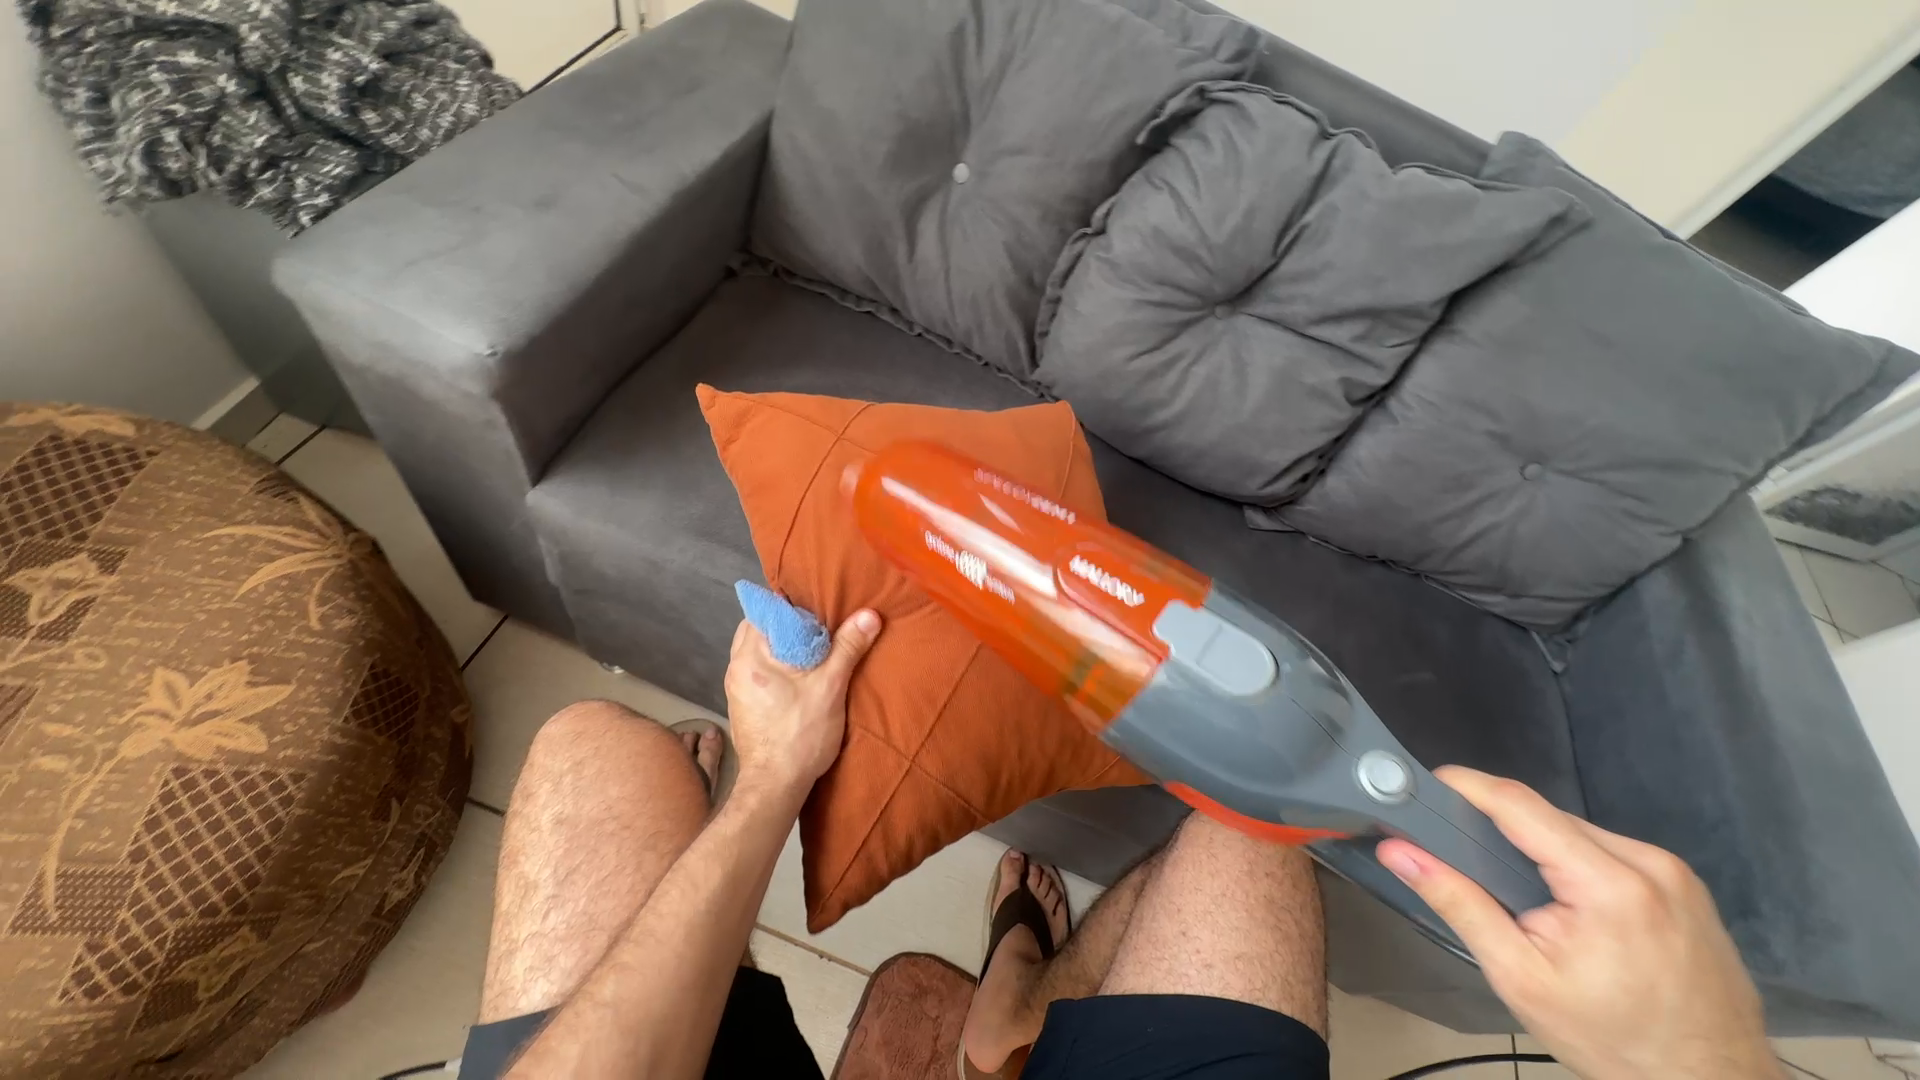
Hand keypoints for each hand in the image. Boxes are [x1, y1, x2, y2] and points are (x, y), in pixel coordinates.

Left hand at [723, 609, 881, 802]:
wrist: (775, 786)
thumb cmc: (800, 735)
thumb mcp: (830, 687)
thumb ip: (847, 648)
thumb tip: (869, 615)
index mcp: (749, 657)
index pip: (763, 611)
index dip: (790, 606)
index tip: (816, 609)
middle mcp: (736, 668)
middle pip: (760, 629)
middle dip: (788, 626)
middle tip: (819, 630)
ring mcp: (736, 689)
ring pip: (759, 652)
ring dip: (783, 648)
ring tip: (814, 653)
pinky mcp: (743, 706)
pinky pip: (758, 672)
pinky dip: (777, 667)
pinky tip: (800, 678)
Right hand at [1376, 767, 1778, 1079]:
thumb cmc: (1608, 1039)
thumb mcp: (1518, 976)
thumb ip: (1457, 902)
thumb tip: (1396, 850)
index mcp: (1609, 882)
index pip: (1519, 803)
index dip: (1465, 785)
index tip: (1422, 786)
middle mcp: (1649, 863)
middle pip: (1548, 816)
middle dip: (1497, 826)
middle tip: (1455, 851)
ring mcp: (1676, 874)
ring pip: (1577, 831)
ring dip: (1536, 846)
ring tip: (1509, 887)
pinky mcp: (1687, 888)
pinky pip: (1609, 852)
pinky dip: (1572, 863)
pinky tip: (1561, 902)